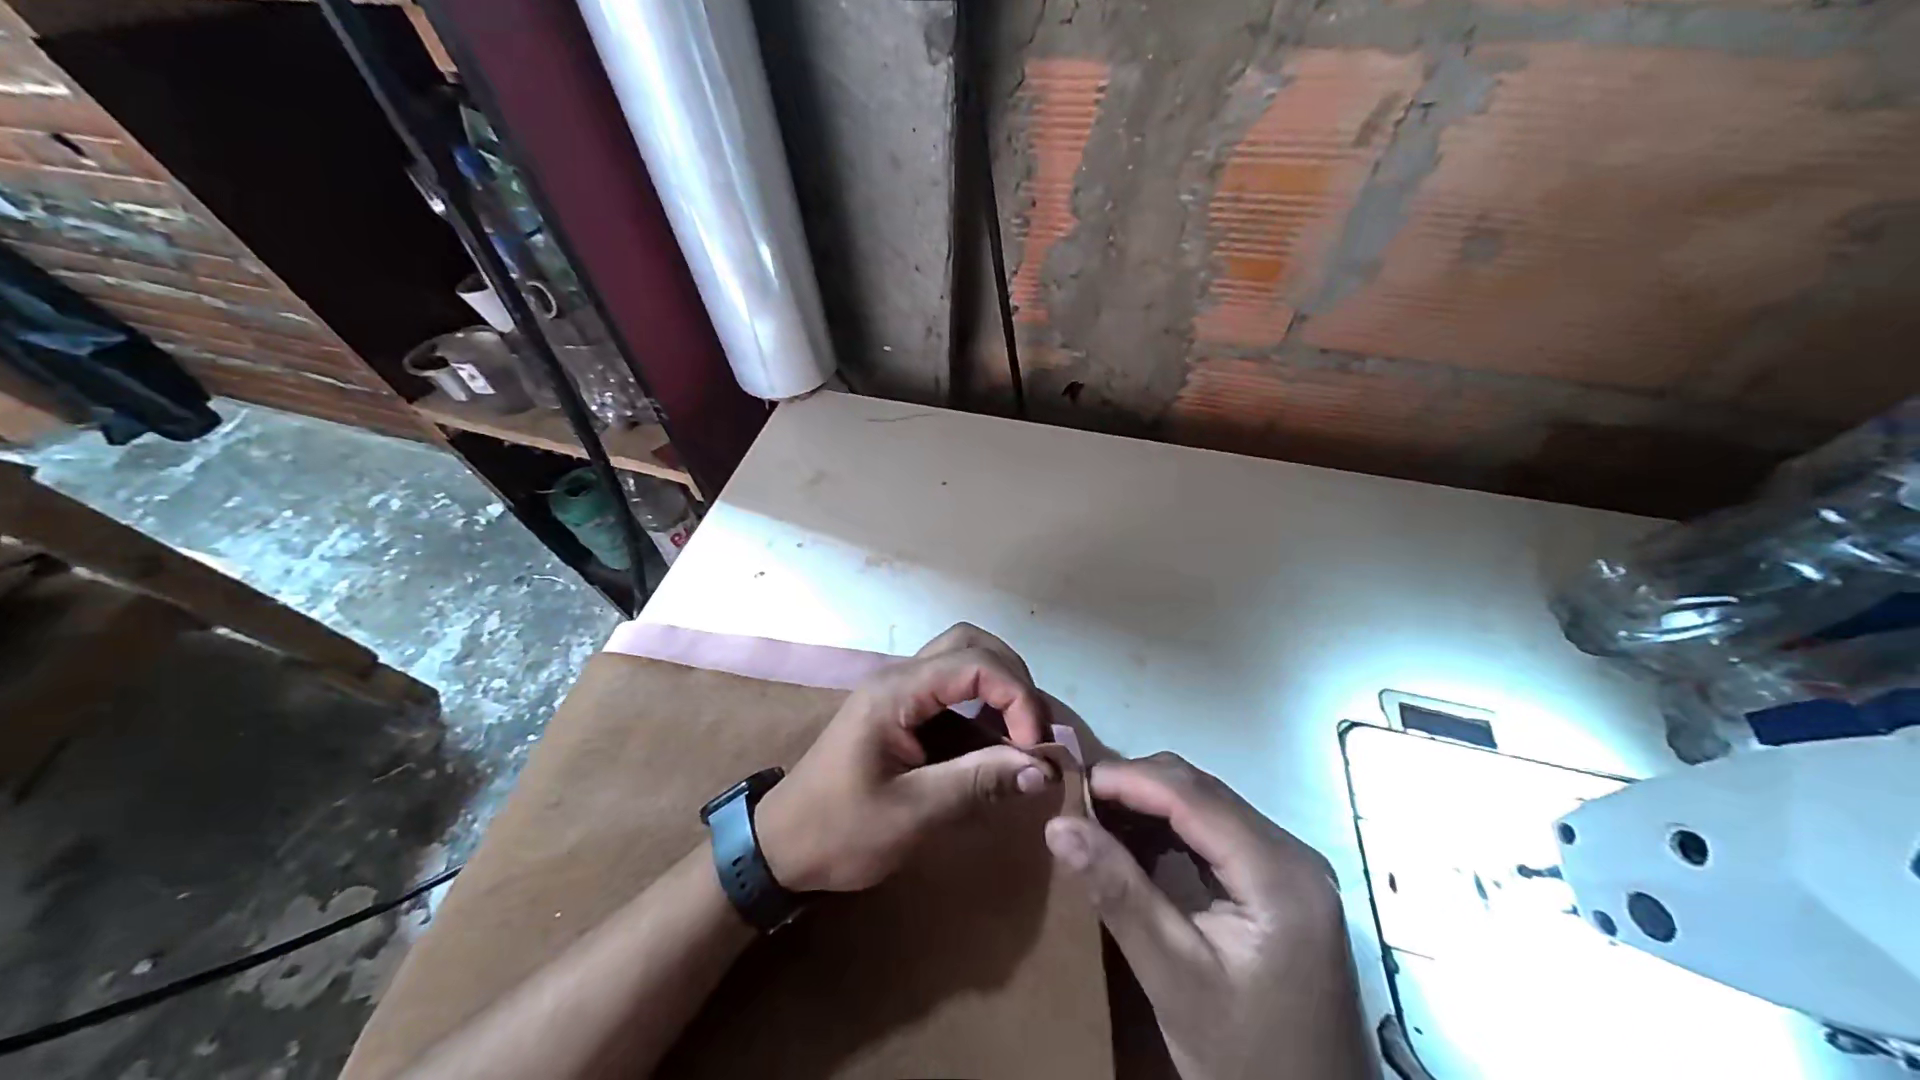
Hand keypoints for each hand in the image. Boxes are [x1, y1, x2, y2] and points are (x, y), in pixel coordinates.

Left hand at [754, 624, 1059, 892]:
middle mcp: (899, 679)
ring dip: (1000, 689)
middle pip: (970, 644)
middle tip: (1031, 728)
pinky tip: (996, 748)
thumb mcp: (912, 813)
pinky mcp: (902, 714)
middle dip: (1012, 678)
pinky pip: (953, 693)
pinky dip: (983, 709)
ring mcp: (899, 694)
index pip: (975, 662)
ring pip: (962, 661)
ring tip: (1022, 737)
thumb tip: (1042, 767)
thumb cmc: (839, 831)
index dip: (1017, 696)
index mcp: (895, 692)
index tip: (1034, 747)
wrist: (780, 848)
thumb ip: (978, 782)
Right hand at [1044, 753, 1371, 1079]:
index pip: (1191, 796)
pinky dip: (1171, 826)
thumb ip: (1119, 894)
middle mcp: (1293, 852)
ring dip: (1150, 802)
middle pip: (1201, 790)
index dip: (1127, 779)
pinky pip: (1217, 829)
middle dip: (1135, 785)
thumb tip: (1057, 826)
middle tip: (1076, 803)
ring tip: (1096, 819)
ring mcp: (1291, 865)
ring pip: (1207, 803)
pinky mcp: (1281, 880)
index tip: (1069, 783)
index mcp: (1279, 873)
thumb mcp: (1174, 978)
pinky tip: (1137, 844)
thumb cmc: (1245, 1056)